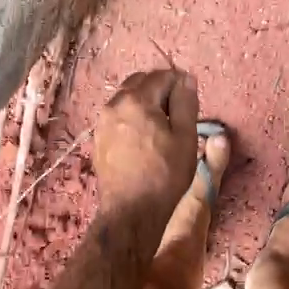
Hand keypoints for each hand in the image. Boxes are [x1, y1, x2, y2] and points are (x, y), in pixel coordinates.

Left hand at [93, 70, 198, 222]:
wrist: (131, 212)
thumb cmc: (165, 175)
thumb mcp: (185, 138)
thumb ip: (186, 103)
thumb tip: (185, 79)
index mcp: (136, 100)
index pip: (162, 76)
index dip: (179, 85)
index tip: (189, 103)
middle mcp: (113, 104)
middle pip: (140, 82)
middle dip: (159, 90)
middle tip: (176, 114)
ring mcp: (102, 122)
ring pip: (127, 98)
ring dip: (145, 103)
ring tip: (161, 128)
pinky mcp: (98, 138)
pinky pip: (118, 116)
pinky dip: (132, 118)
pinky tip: (144, 139)